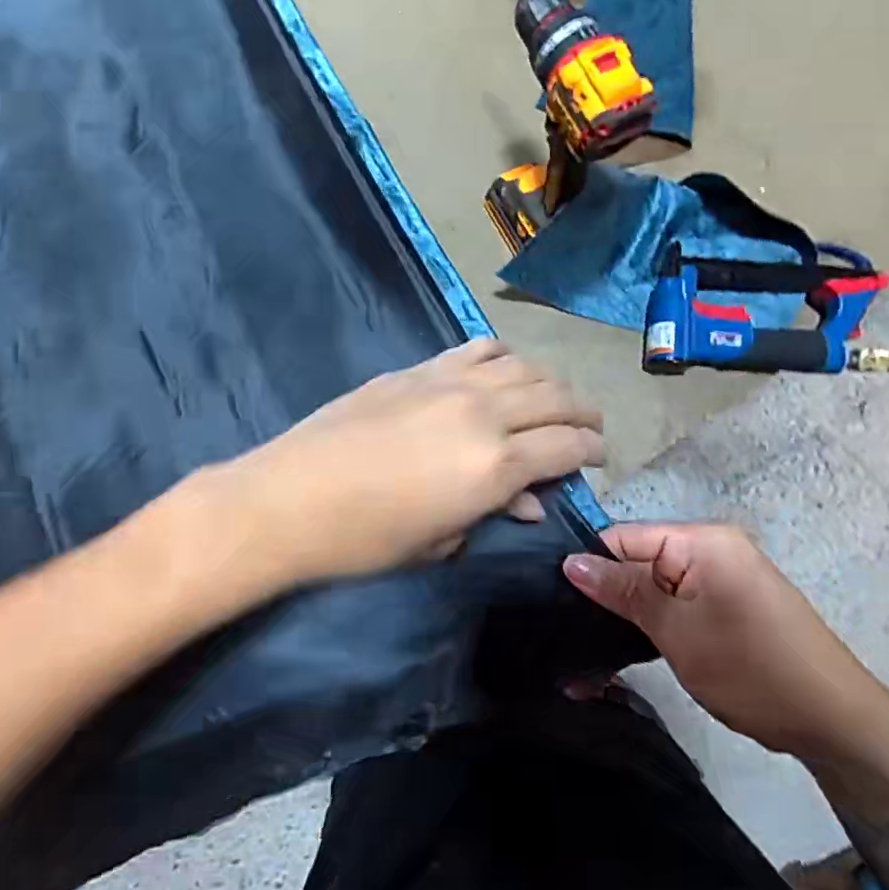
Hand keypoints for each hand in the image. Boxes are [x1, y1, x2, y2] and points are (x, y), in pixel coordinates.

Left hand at [208, 339, 604, 586]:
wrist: (290, 499)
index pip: (567, 446)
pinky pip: (475, 348)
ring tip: (550, 399)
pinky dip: (501, 356)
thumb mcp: (439, 541)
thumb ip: (491, 512)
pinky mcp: (415, 370)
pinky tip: (501, 370)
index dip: (592, 450)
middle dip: (583, 412)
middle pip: (555, 397)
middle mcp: (483, 413)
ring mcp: (447, 383)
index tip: (598, 456)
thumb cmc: (365, 540)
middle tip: (588, 427)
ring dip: (548, 381)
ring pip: (522, 365)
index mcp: (496, 465)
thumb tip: (528, 501)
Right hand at [563, 523, 888, 764]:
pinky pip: (673, 603)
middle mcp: (710, 549)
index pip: (621, 537)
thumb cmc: (752, 670)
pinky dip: (650, 623)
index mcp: (702, 541)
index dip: (587, 564)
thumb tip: (569, 562)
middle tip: (563, 626)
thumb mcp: (677, 631)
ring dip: (624, 613)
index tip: (551, 595)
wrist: (837, 725)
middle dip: (602, 593)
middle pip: (635, 560)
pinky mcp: (724, 605)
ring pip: (651, 585)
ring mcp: (719, 578)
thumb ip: (622, 591)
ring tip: (583, 643)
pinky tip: (622, 647)